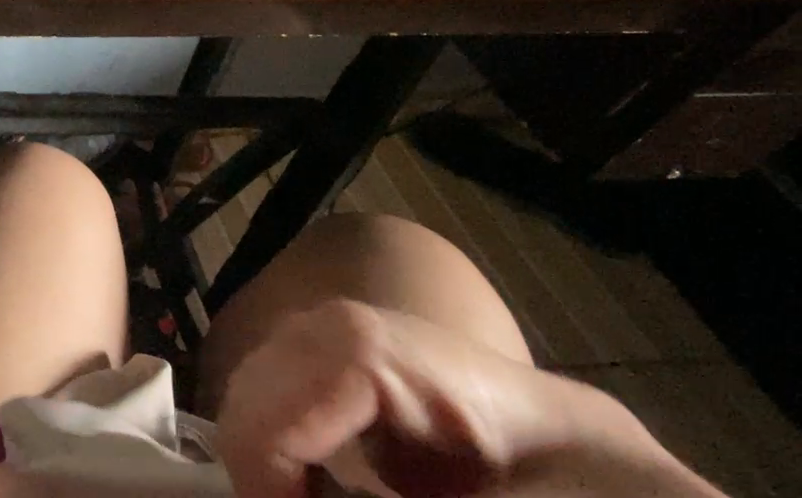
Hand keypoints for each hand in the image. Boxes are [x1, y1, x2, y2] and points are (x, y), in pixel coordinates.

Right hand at [214, 300, 726, 497]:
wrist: (563, 442)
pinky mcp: (312, 341)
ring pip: (244, 403)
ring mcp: (312, 326)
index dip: (270, 496)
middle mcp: (318, 326)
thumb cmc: (534, 482)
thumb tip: (292, 495)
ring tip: (312, 497)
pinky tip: (316, 474)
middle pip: (243, 413)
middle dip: (264, 479)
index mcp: (356, 355)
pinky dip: (276, 442)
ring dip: (267, 462)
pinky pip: (261, 393)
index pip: (262, 430)